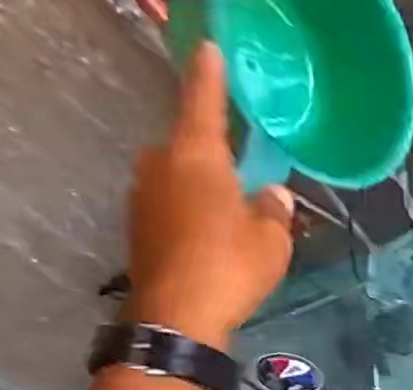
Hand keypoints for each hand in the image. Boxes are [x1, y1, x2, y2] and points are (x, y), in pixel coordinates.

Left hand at [125, 43, 293, 345]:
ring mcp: (142, 196)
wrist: (178, 318)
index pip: (203, 100)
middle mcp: (160, 164)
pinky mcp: (137, 227)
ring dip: (203, 192)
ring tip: (231, 222)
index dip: (210, 75)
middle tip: (244, 182)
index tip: (210, 49)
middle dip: (216, 159)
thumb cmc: (230, 268)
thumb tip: (273, 195)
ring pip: (180, 180)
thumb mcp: (272, 241)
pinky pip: (170, 207)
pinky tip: (209, 241)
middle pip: (191, 147)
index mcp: (196, 155)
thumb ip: (275, 210)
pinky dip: (190, 215)